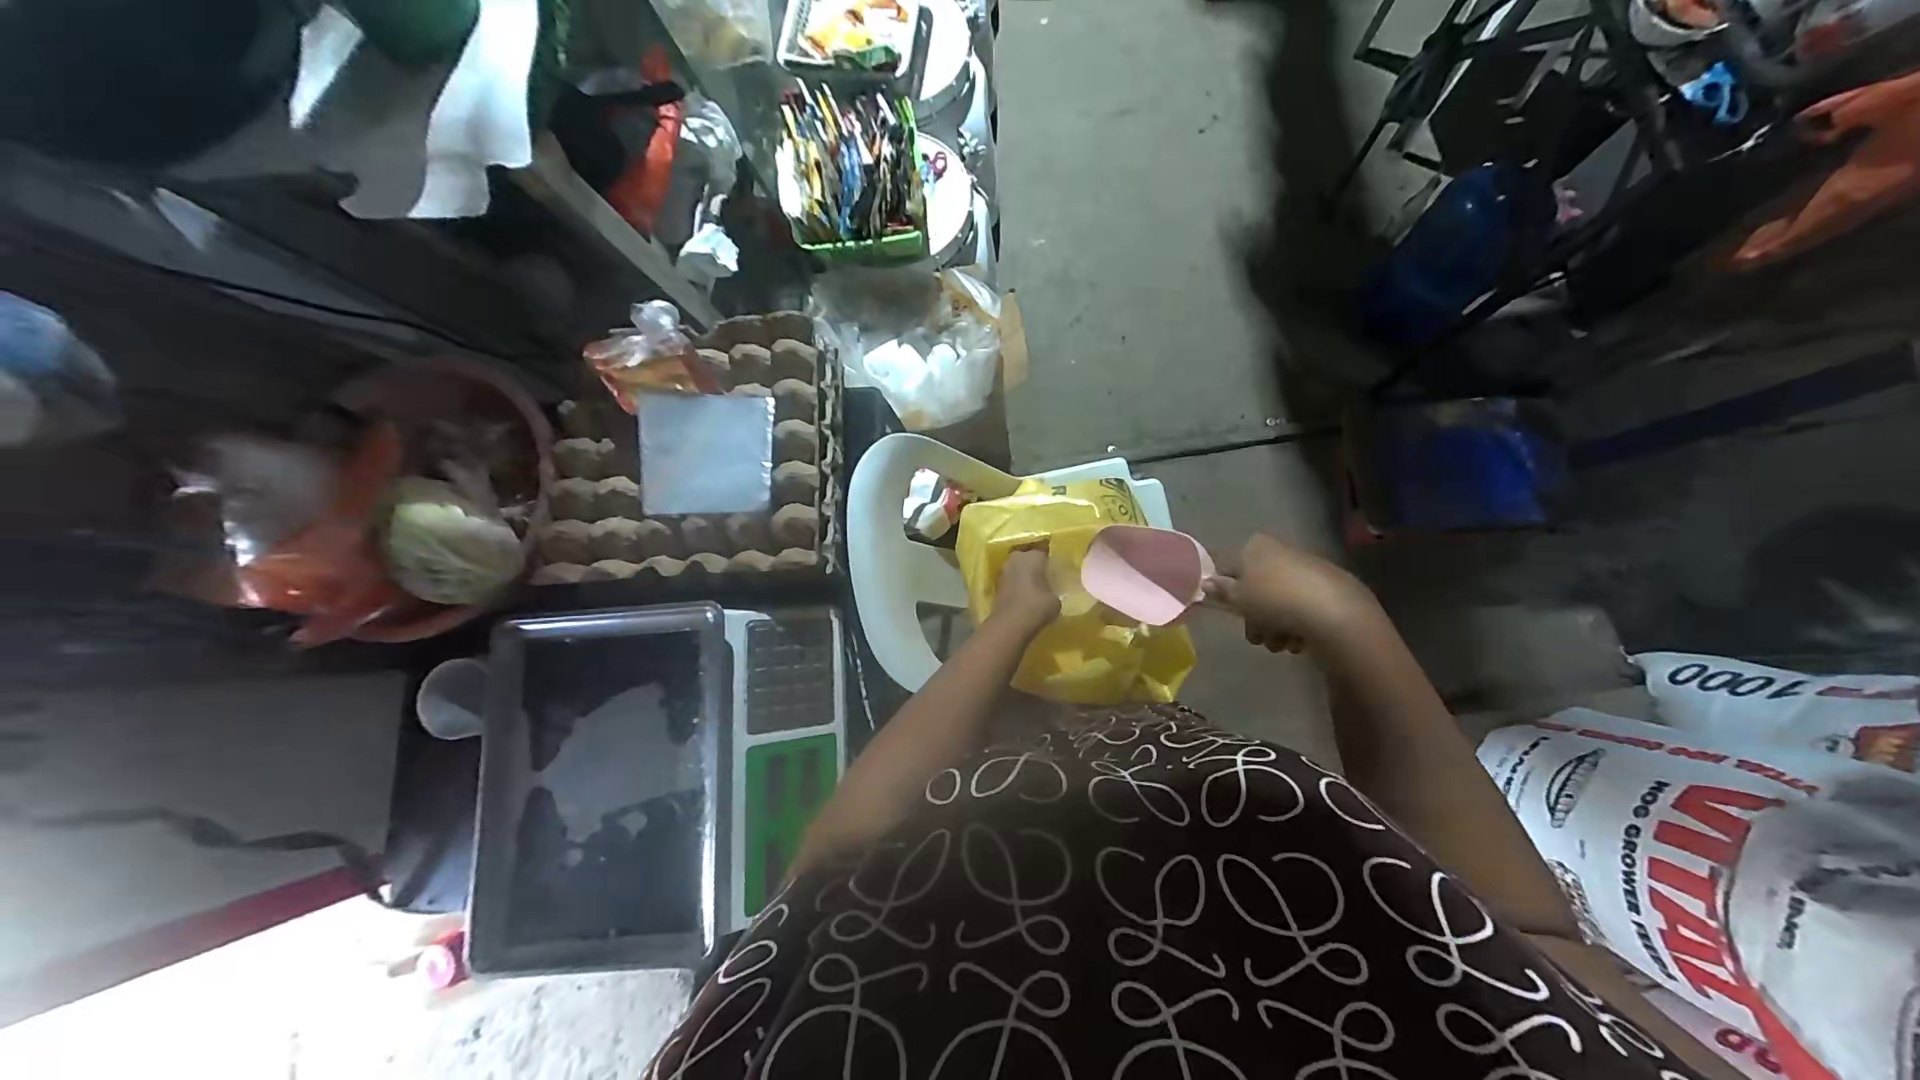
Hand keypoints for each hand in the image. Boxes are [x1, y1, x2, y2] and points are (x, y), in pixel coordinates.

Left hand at [989, 546, 1060, 632]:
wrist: (1009, 625)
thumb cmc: (1037, 607)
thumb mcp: (1055, 599)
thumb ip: (1053, 590)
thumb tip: (1049, 591)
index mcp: (1033, 556)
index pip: (1045, 554)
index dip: (1050, 563)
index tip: (1056, 572)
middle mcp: (1016, 558)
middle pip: (1028, 559)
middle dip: (1035, 567)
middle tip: (1045, 578)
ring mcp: (1004, 571)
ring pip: (1018, 569)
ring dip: (1024, 576)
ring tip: (1035, 588)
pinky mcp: (996, 585)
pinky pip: (1011, 580)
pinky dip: (1016, 586)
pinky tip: (1024, 596)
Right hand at [1205, 534, 1379, 654]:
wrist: (1333, 613)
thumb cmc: (1273, 600)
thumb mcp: (1238, 597)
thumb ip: (1221, 590)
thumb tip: (1206, 582)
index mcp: (1257, 547)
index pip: (1232, 568)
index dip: (1229, 592)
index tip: (1233, 612)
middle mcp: (1282, 552)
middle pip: (1257, 589)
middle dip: (1256, 618)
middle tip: (1258, 635)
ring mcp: (1307, 570)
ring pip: (1279, 602)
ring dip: (1275, 627)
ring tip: (1281, 642)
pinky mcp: (1329, 589)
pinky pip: (1302, 608)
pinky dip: (1297, 625)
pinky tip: (1300, 640)